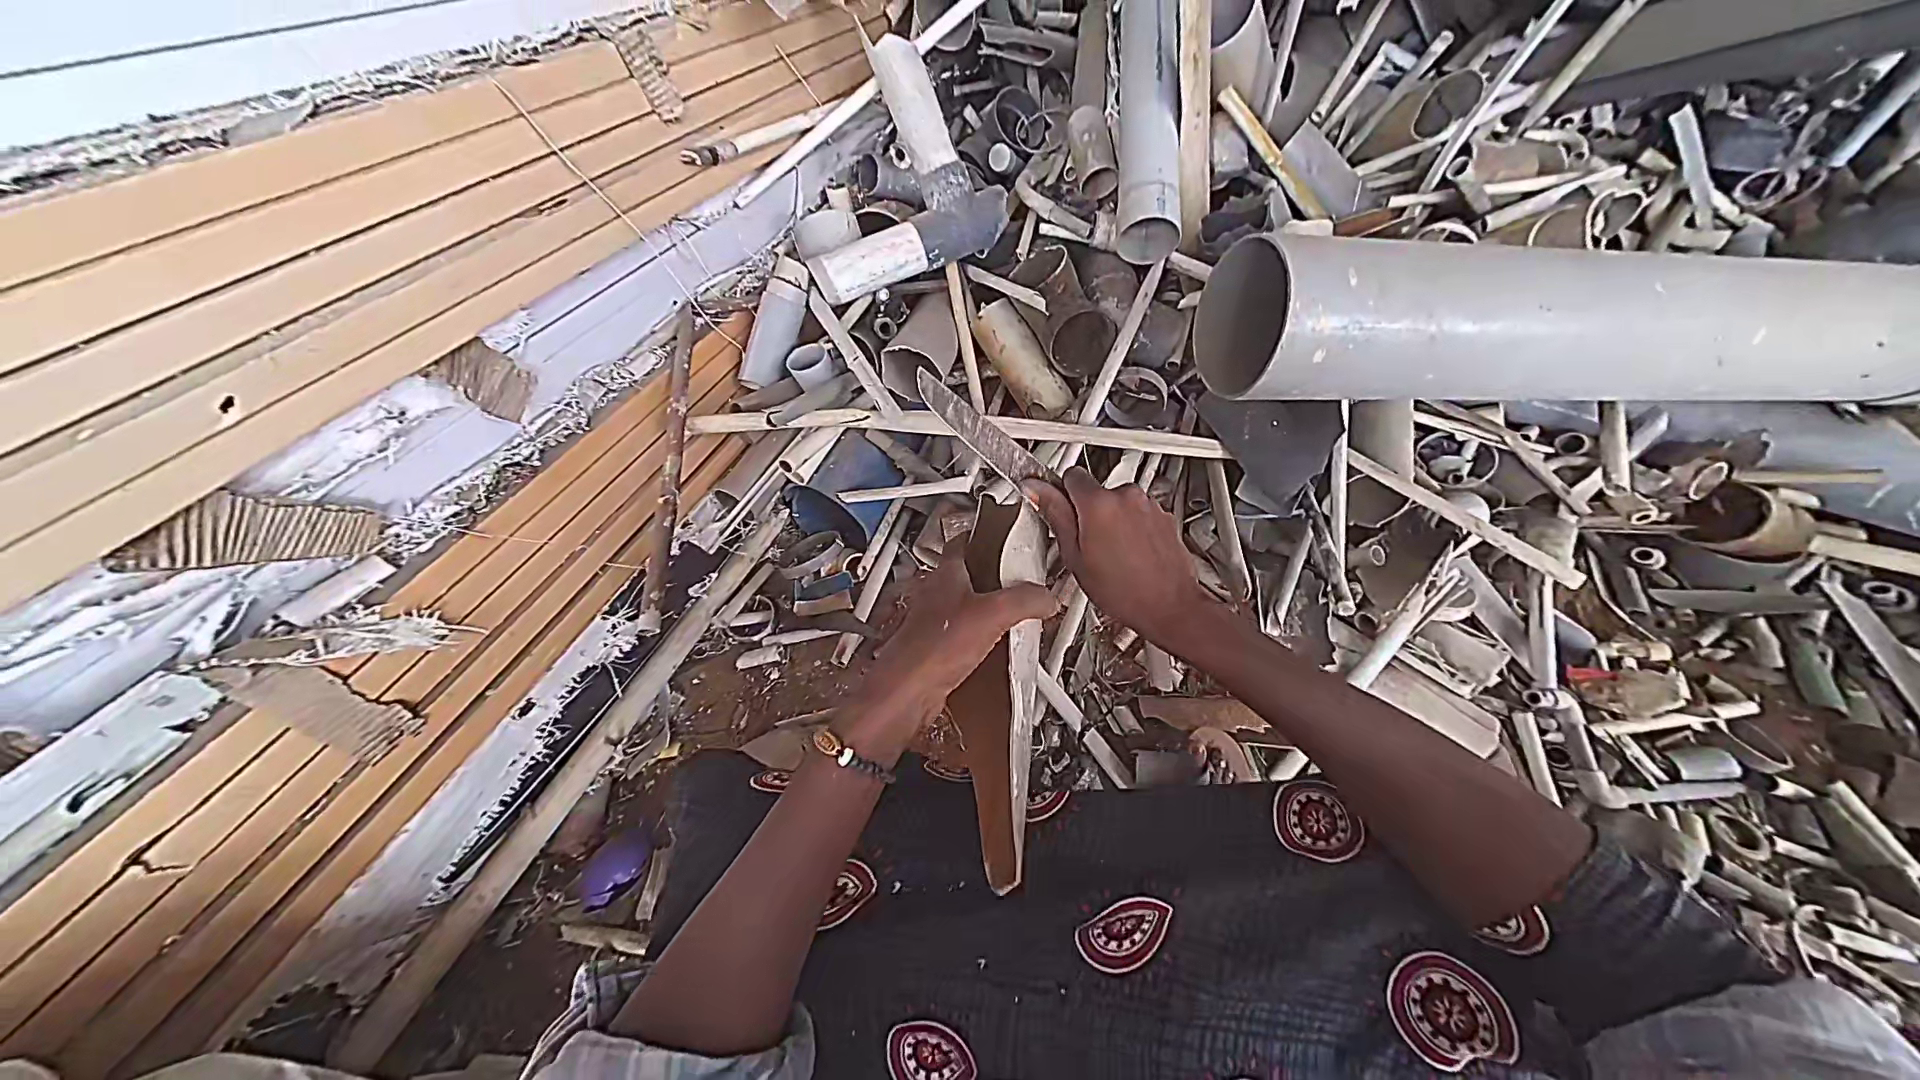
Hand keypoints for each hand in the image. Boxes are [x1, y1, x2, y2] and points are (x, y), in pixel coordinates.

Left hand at [841, 552, 1056, 761]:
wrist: (908, 691)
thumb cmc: (932, 648)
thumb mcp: (993, 614)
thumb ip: (1025, 600)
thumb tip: (1046, 597)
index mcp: (946, 573)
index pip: (963, 540)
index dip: (984, 535)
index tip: (1004, 536)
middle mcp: (936, 593)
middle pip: (969, 574)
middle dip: (995, 577)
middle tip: (1018, 582)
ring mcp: (935, 620)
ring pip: (967, 604)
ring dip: (989, 608)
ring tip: (1011, 615)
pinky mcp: (937, 645)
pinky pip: (965, 632)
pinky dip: (982, 635)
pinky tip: (994, 646)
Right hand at [1024, 467, 1221, 653]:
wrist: (1170, 605)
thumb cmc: (1125, 590)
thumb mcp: (1075, 557)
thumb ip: (1055, 515)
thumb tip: (1038, 491)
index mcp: (1098, 503)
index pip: (1070, 475)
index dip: (1061, 495)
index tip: (1059, 508)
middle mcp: (1127, 495)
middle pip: (1095, 491)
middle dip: (1087, 512)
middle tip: (1086, 544)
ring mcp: (1149, 505)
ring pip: (1118, 503)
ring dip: (1112, 520)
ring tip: (1111, 554)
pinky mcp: (1164, 516)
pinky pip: (1138, 513)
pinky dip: (1132, 528)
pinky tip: (1129, 555)